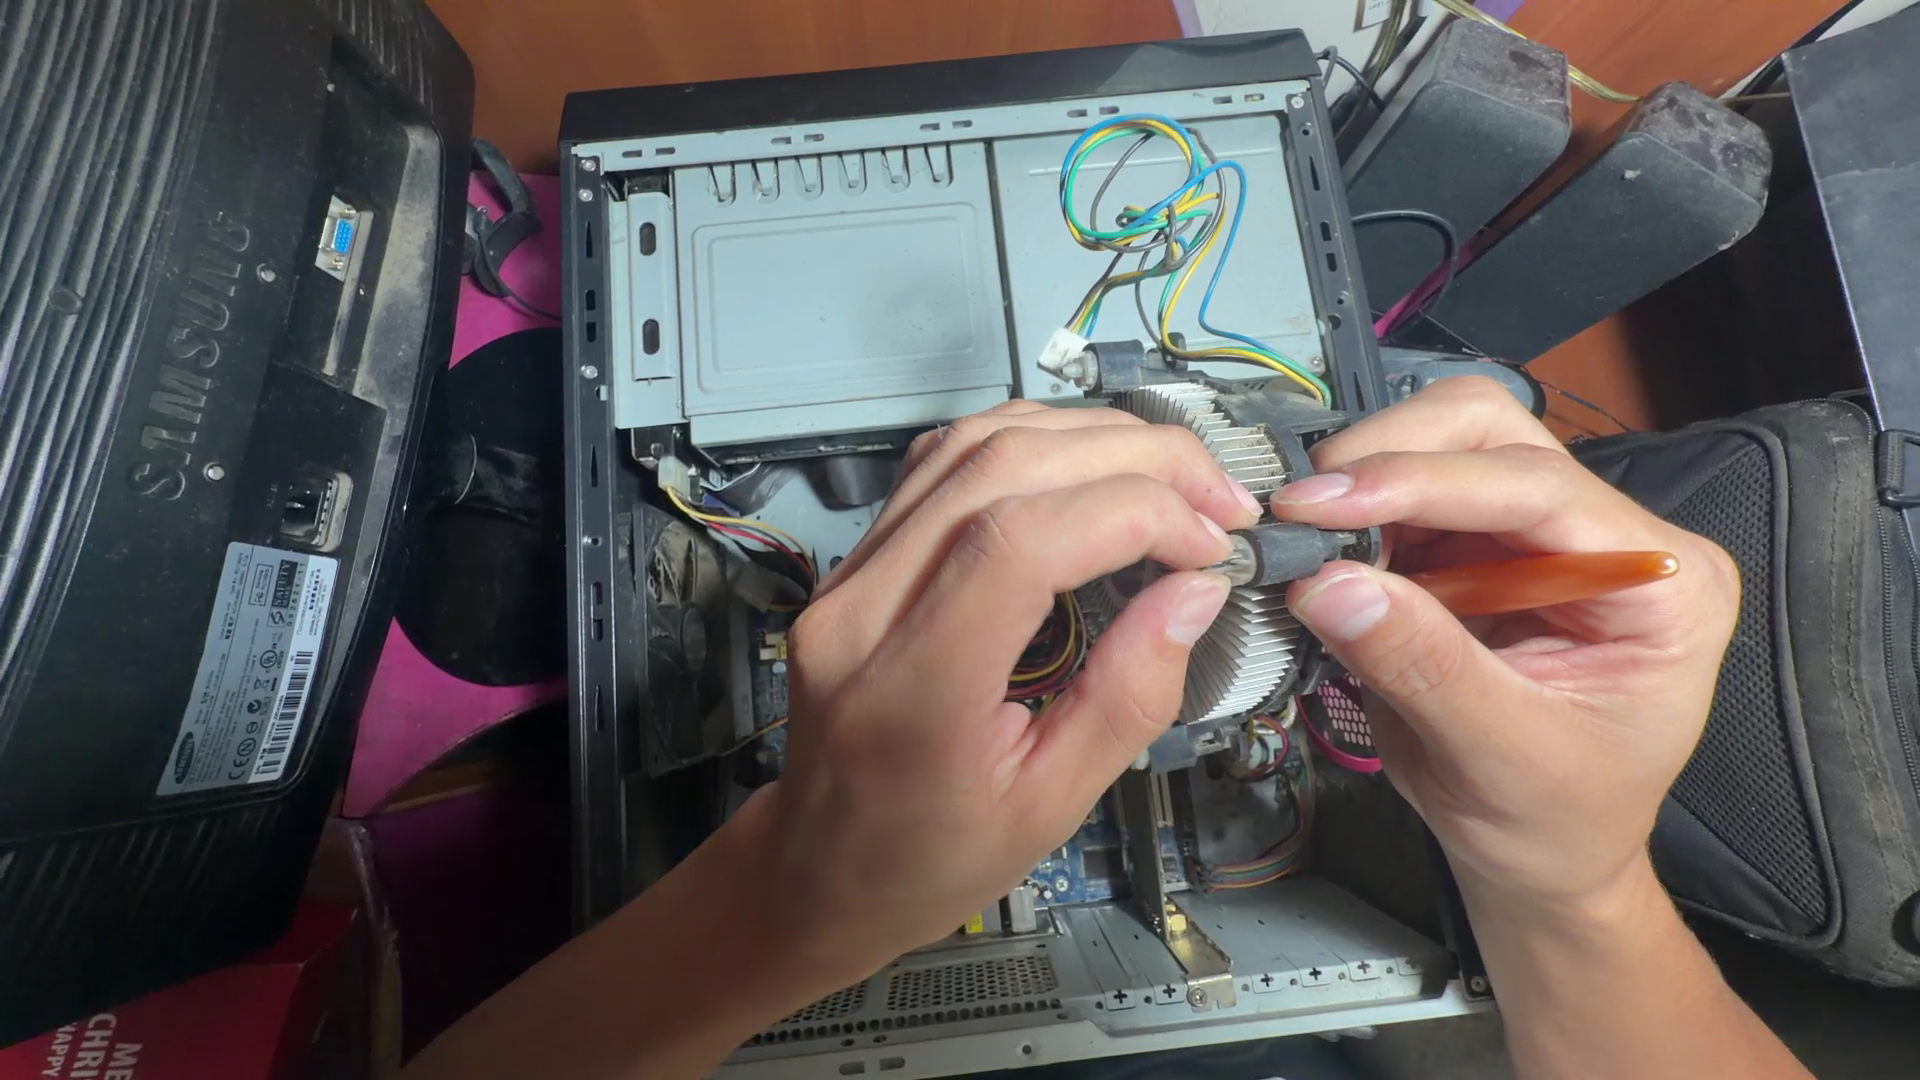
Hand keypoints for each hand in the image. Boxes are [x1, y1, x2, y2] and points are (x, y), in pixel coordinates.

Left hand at [725, 400, 1261, 981]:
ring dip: (1083, 437)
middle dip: (1129, 458)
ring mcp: (848, 574)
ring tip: (1165, 474)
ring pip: (968, 446)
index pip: (1018, 541)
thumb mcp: (1051, 806)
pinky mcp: (857, 560)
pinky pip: (941, 464)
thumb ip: (1128, 695)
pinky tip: (1083, 465)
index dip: (1131, 514)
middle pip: (999, 468)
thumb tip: (1195, 589)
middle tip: (1212, 495)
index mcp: (909, 694)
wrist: (820, 861)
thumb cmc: (929, 858)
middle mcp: (861, 609)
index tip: (1206, 545)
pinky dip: (1028, 443)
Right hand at [1270, 377, 1739, 913]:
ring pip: (1431, 442)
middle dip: (1386, 452)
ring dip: (1356, 480)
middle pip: (1486, 427)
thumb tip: (1321, 581)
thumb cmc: (1548, 814)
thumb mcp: (1498, 754)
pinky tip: (1315, 549)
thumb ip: (1420, 663)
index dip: (1416, 481)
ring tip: (1303, 534)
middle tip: (1302, 507)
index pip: (1531, 486)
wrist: (1534, 844)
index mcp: (1651, 577)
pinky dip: (1343, 512)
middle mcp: (1592, 531)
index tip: (1312, 504)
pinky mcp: (1459, 546)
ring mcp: (1519, 532)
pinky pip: (1390, 498)